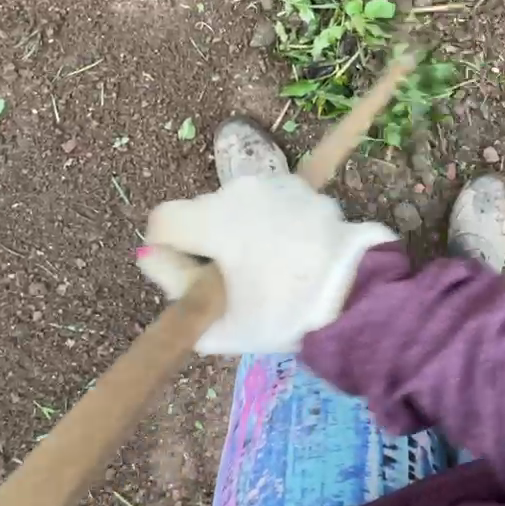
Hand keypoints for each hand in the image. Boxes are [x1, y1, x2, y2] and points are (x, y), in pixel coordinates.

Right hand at [136, 173, 396, 353]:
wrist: (353, 292)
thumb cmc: (279, 313)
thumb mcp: (214, 321)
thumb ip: (174, 286)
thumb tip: (151, 256)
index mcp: (211, 218)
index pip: (162, 220)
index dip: (167, 250)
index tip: (187, 276)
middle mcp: (239, 189)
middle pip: (203, 212)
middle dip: (207, 240)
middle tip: (231, 279)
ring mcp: (275, 183)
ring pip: (238, 205)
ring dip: (240, 229)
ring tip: (265, 267)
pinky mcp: (303, 188)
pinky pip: (271, 203)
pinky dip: (271, 222)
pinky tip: (289, 251)